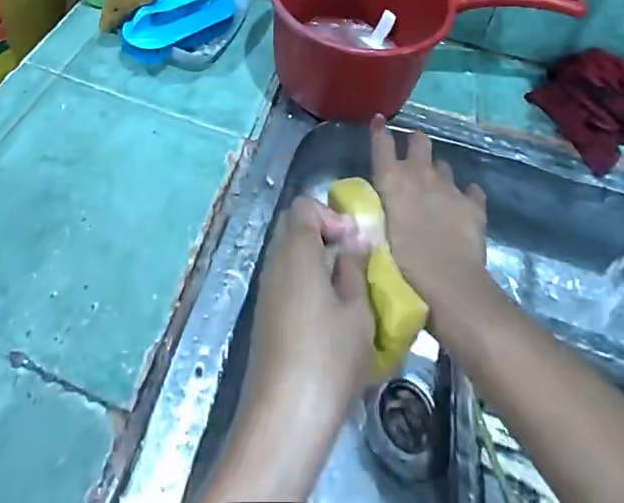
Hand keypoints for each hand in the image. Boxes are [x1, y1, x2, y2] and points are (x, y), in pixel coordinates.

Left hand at [202, 197, 374, 501]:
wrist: (284, 417)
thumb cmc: (328, 357)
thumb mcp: (357, 311)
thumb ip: (354, 270)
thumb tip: (352, 243)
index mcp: (295, 252)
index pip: (304, 207)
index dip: (331, 215)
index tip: (356, 242)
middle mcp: (274, 264)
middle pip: (294, 230)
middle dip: (326, 238)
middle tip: (356, 265)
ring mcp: (266, 292)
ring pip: (291, 258)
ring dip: (319, 265)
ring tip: (350, 295)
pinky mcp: (266, 318)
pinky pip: (287, 284)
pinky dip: (309, 287)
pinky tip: (332, 320)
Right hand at [369, 114, 490, 303]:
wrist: (448, 280)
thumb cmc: (403, 261)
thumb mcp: (380, 232)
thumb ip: (380, 210)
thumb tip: (375, 205)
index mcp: (392, 179)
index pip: (382, 142)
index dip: (379, 130)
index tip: (378, 122)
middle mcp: (420, 174)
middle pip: (419, 141)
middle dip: (416, 144)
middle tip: (413, 156)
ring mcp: (450, 186)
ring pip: (444, 165)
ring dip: (438, 173)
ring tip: (436, 190)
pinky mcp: (474, 203)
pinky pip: (471, 190)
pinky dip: (467, 195)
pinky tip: (465, 203)